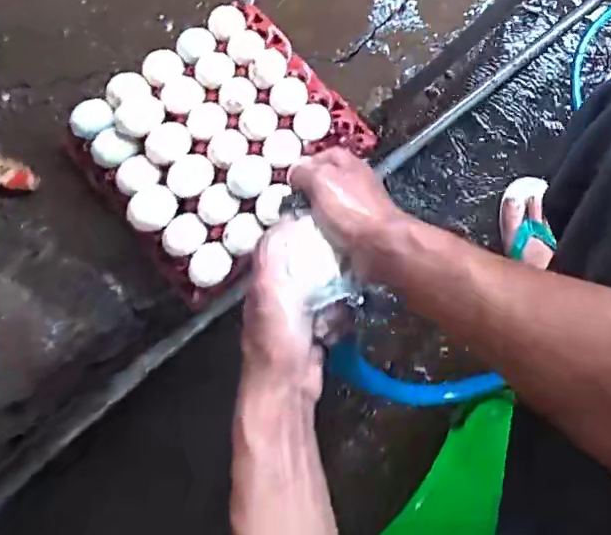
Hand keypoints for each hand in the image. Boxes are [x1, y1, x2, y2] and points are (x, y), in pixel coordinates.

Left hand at [242, 218, 324, 398]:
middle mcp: (279, 289)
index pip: (286, 238)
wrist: (285, 391)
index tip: (330, 223)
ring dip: (337, 290)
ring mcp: (298, 310)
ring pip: (326, 282)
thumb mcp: (271, 288)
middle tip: (345, 261)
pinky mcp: (315, 328)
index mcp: (265, 276)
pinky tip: (339, 322)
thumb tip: (286, 218)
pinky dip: (340, 313)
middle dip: (329, 260)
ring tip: (340, 300)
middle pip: (310, 259)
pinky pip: (334, 307)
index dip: (306, 228)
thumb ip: (274, 254)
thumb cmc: (277, 338)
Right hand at [288, 148, 407, 271]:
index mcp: (349, 163)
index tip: (289, 180)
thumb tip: (295, 170)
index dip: (305, 165)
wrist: (380, 245)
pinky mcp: (359, 231)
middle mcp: (356, 182)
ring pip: (327, 208)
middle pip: (324, 183)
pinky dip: (322, 234)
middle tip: (290, 206)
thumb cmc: (351, 209)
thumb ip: (305, 171)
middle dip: (306, 194)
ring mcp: (359, 207)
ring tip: (297, 226)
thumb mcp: (321, 180)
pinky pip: (333, 229)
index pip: (324, 155)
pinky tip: (312, 241)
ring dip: (312, 217)